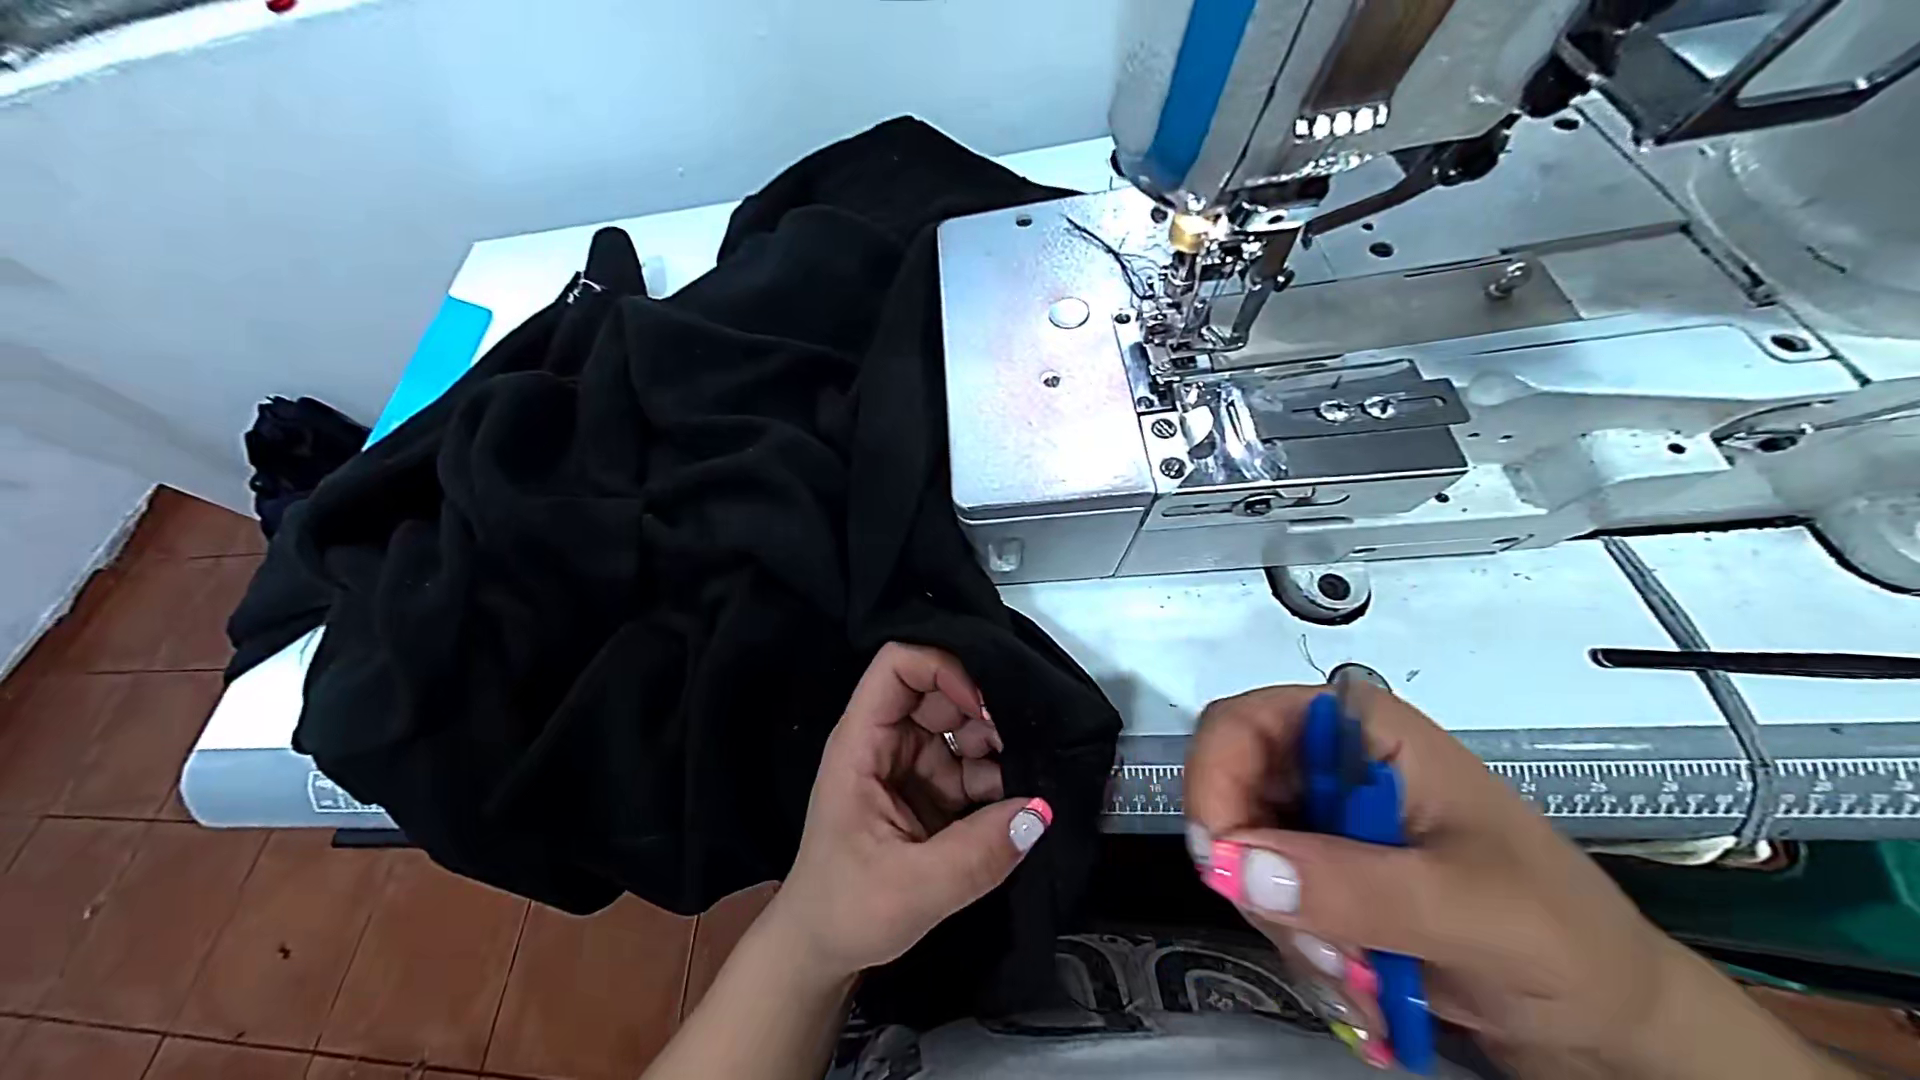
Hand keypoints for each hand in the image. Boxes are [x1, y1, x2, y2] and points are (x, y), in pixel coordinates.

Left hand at [763, 643, 1051, 982]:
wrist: (823, 951)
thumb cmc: (845, 910)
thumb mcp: (910, 890)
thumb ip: (976, 854)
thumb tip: (1040, 811)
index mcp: (862, 743)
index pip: (898, 666)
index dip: (942, 669)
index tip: (984, 707)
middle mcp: (887, 742)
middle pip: (939, 692)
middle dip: (983, 710)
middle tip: (1025, 742)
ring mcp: (910, 764)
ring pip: (961, 727)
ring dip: (997, 747)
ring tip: (1027, 776)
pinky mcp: (931, 790)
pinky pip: (971, 765)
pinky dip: (998, 776)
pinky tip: (1018, 800)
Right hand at [1183, 682, 1822, 1075]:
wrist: (1604, 1013)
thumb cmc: (1562, 935)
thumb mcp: (1470, 910)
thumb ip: (1353, 885)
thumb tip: (1233, 865)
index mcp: (1360, 727)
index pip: (1240, 723)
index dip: (1213, 780)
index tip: (1220, 864)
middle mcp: (1325, 757)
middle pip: (1227, 788)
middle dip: (1251, 872)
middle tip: (1311, 942)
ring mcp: (1317, 811)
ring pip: (1237, 848)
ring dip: (1277, 918)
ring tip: (1353, 971)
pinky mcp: (1315, 860)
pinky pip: (1258, 888)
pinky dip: (1288, 936)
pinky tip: (1349, 972)